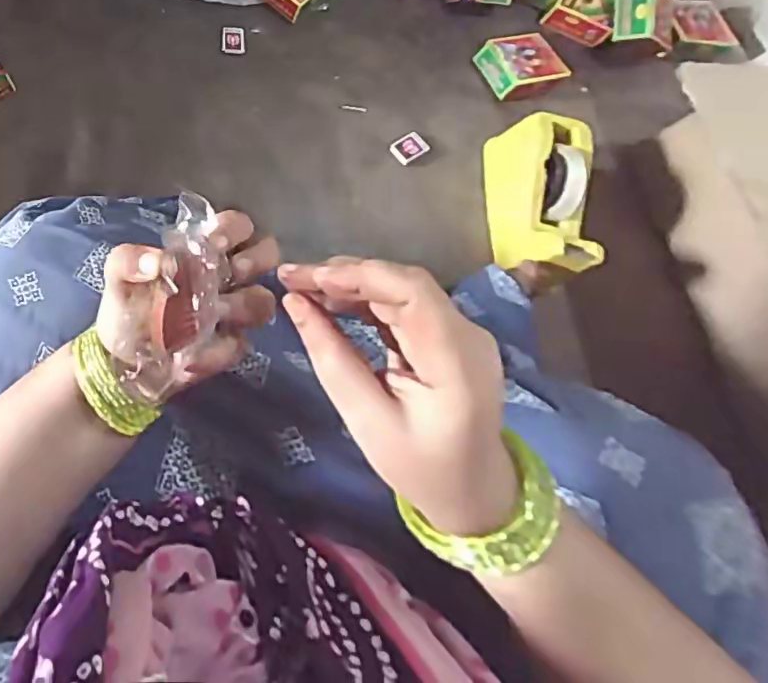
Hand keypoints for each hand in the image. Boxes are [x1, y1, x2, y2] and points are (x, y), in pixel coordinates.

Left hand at [92, 210, 279, 399]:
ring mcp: (232, 311)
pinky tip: (191, 354)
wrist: (120, 356)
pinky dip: (217, 349)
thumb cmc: (126, 303)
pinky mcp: (229, 346)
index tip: (215, 245)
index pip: (239, 225)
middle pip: (267, 254)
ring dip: (241, 306)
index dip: (234, 230)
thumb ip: (131, 259)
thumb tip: (160, 262)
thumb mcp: (118, 273)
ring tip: (211, 315)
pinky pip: (240, 344)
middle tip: (227, 276)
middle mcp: (227, 276)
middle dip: (254, 262)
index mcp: (204, 250)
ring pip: (263, 300)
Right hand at [280, 258, 519, 535]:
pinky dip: (364, 297)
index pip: (411, 292)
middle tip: (291, 278)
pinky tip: (332, 301)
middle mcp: (467, 335)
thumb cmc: (419, 467)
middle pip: (403, 283)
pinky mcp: (449, 332)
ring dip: (350, 283)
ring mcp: (463, 331)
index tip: (307, 279)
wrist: (475, 493)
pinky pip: (403, 301)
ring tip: (304, 288)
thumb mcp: (365, 419)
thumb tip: (293, 302)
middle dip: (344, 274)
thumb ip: (331, 357)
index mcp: (456, 363)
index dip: (358, 275)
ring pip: (400, 287)